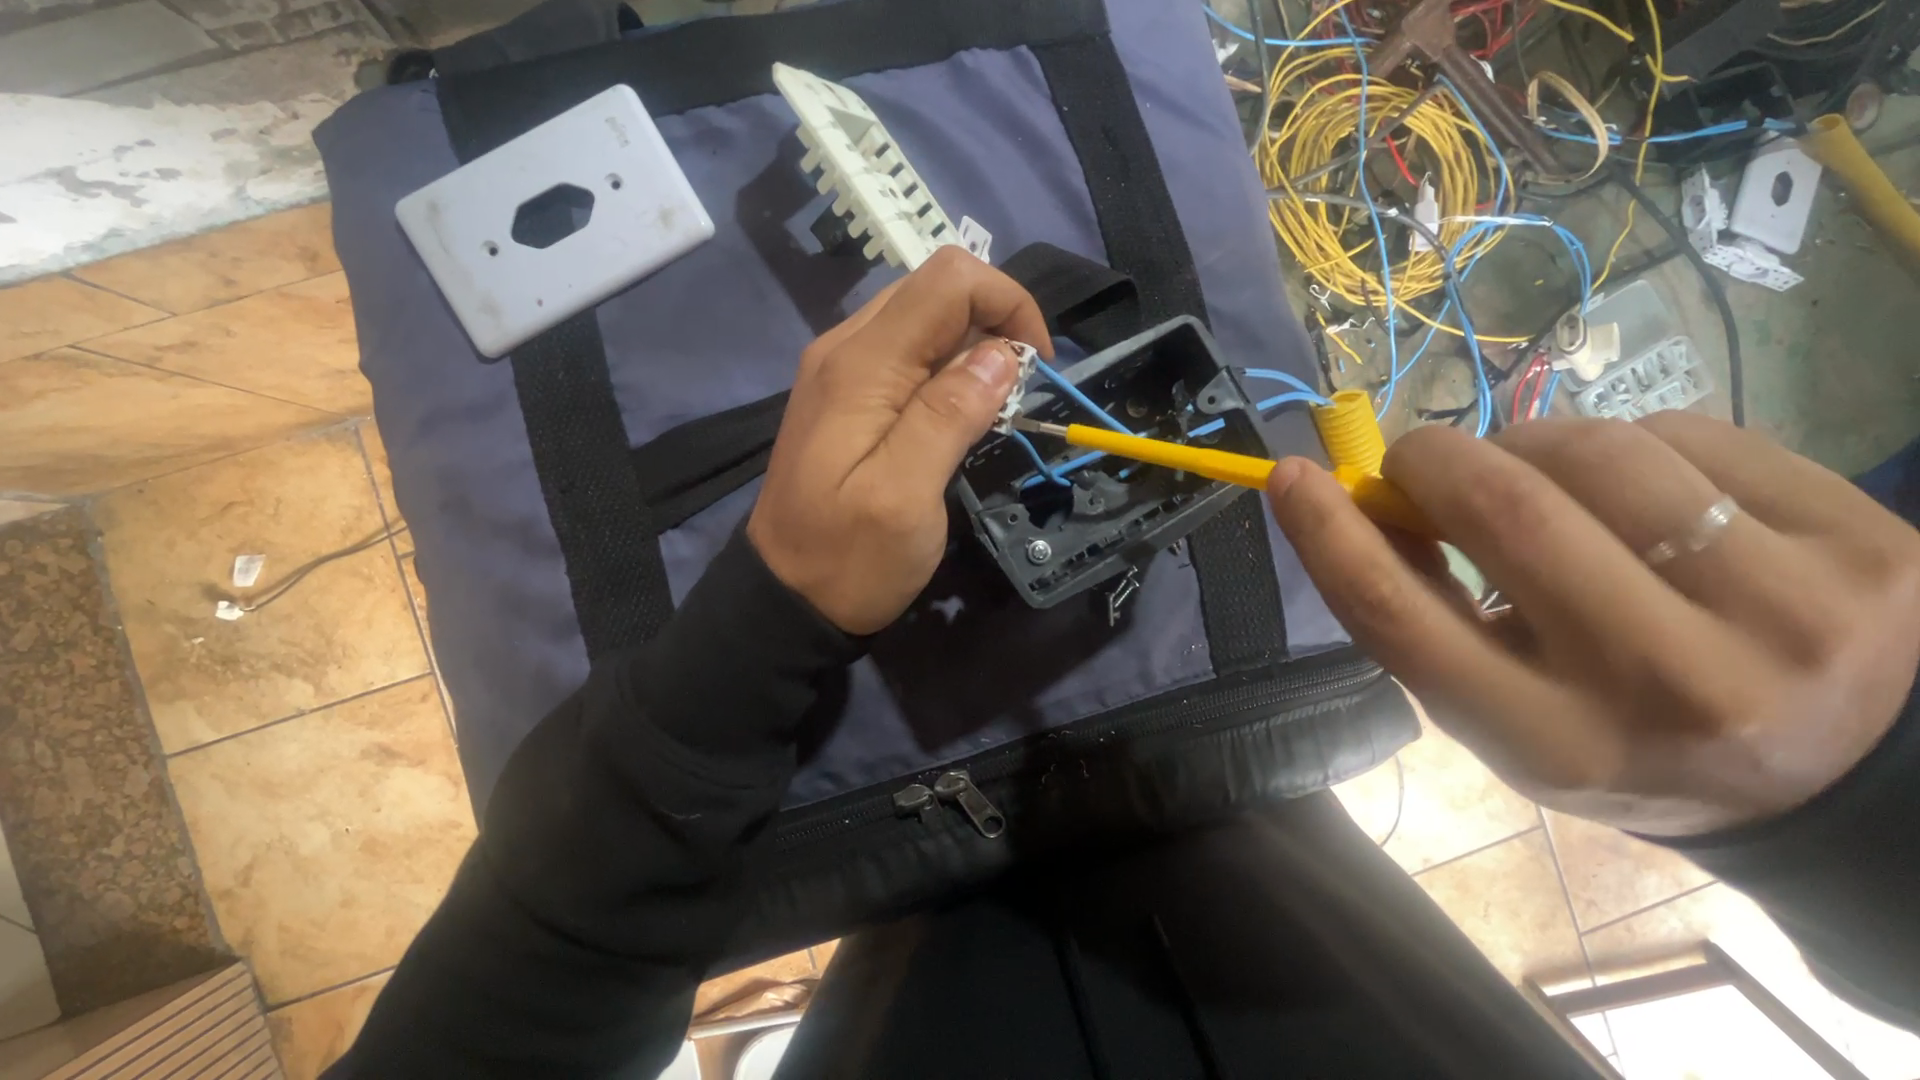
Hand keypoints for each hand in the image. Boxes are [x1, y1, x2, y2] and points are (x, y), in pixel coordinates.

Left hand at [748, 248, 1050, 634]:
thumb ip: (949, 416)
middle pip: (935, 289)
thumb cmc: (850, 558)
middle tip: (1017, 393)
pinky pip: (906, 353)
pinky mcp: (846, 395)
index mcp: (862, 364)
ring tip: (993, 409)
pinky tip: (956, 416)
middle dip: (993, 323)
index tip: (1035, 367)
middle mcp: (846, 348)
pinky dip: (946, 368)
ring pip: (923, 318)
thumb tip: (1002, 353)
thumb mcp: (905, 496)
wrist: (786, 597)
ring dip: (972, 347)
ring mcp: (842, 370)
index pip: (948, 281)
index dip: (1007, 303)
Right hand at [1267, 412, 1919, 835]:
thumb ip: (1425, 616)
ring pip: (1595, 450)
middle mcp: (1666, 683)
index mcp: (1553, 742)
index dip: (1329, 537)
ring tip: (1536, 478)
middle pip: (1501, 512)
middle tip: (1420, 463)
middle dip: (1431, 459)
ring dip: (1529, 444)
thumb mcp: (1505, 711)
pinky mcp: (1871, 542)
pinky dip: (1628, 443)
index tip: (1289, 477)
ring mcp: (1785, 610)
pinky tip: (1637, 490)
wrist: (1845, 772)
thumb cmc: (1623, 739)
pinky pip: (1689, 433)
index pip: (1402, 619)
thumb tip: (1355, 500)